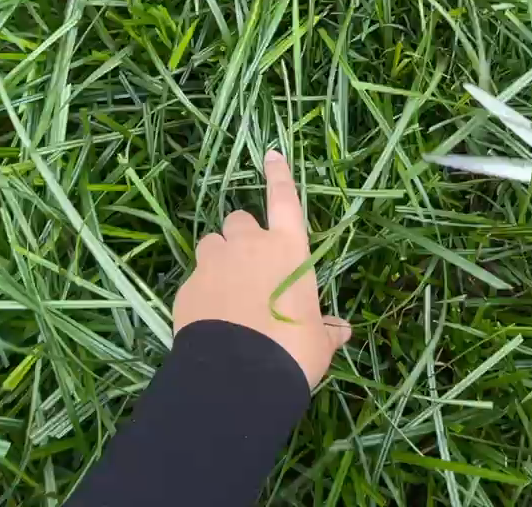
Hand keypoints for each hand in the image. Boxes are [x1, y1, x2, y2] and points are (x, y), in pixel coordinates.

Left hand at [173, 150, 351, 386]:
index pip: (284, 199)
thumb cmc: (292, 351)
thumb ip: (327, 331)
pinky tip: (210, 317)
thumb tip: (343, 331)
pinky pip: (195, 276)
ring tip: (225, 287)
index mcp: (287, 249)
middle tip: (248, 264)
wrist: (240, 377)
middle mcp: (250, 245)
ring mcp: (215, 262)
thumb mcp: (318, 343)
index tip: (270, 153)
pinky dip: (202, 289)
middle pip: (239, 219)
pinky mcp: (188, 286)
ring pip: (212, 242)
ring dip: (218, 256)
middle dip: (242, 234)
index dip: (278, 175)